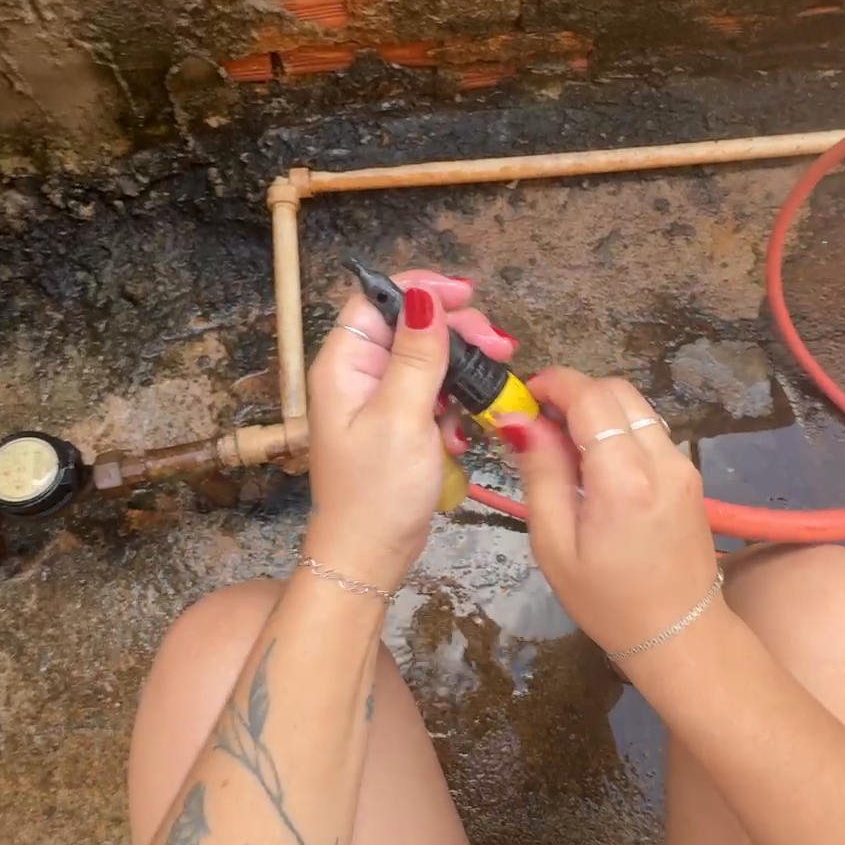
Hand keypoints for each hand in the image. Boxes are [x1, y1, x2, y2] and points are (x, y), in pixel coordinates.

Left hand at [304, 270, 515, 589]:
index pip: (377, 300)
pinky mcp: (399, 422)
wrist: (370, 555)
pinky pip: (432, 394)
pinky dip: (454, 404)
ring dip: (461, 371)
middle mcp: (359, 374)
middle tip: (499, 347)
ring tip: (488, 391)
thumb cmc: (377, 492)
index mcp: (345, 364)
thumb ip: (415, 356)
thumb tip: (424, 298)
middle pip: (410, 325)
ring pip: (427, 360)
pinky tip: (462, 430)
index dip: (421, 289)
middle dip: (456, 331)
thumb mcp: (402, 418)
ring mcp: (380, 399)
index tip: (466, 294)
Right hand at [494, 369, 719, 655]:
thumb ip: (540, 473)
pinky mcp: (689, 473)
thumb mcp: (555, 544)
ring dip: (596, 408)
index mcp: (624, 480)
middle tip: (539, 421)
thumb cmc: (606, 600)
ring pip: (635, 405)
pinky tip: (595, 461)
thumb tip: (519, 420)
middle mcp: (662, 460)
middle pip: (616, 390)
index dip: (554, 383)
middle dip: (573, 391)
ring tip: (564, 444)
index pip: (591, 398)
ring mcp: (683, 465)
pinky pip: (649, 428)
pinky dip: (617, 427)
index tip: (525, 396)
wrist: (680, 633)